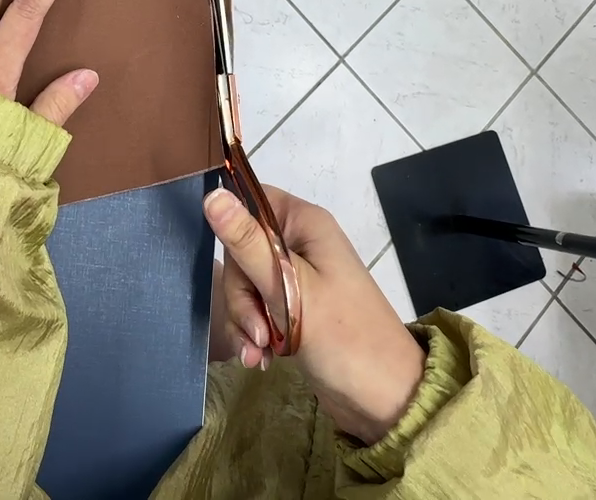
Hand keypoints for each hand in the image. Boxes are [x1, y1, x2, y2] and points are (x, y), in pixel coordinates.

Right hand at [206, 186, 425, 445]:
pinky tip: (259, 357)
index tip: (231, 264)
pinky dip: (254, 332)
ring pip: (245, 282)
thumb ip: (247, 242)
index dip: (231, 227)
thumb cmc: (344, 336)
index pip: (249, 200)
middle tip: (256, 329)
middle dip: (241, 293)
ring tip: (258, 352)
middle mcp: (298, 241)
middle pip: (241, 249)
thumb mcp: (289, 288)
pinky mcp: (292, 306)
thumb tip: (210, 194)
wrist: (385, 401)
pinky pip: (257, 307)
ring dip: (246, 318)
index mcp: (304, 222)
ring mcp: (296, 276)